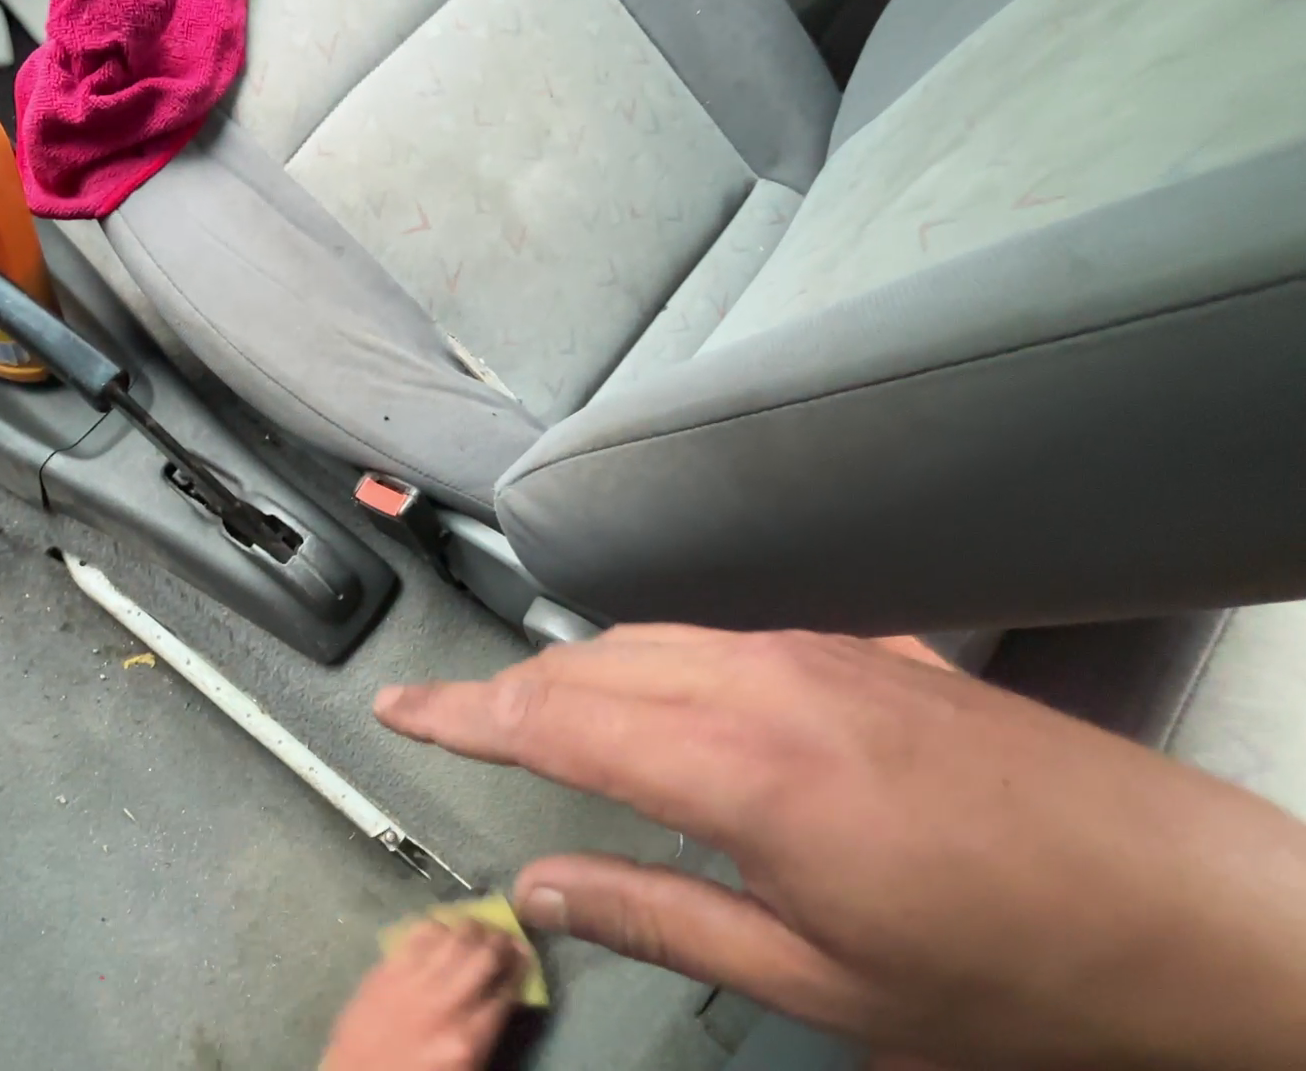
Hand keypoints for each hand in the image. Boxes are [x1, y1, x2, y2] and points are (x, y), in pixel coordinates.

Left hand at [322, 921, 522, 1070]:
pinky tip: (444, 928)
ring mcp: (414, 982)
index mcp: (467, 1040)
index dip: (520, 969)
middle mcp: (445, 1005)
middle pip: (484, 957)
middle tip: (506, 937)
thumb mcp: (463, 1068)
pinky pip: (419, 932)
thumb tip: (501, 995)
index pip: (506, 993)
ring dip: (474, 927)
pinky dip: (437, 925)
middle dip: (501, 942)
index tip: (525, 955)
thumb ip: (483, 1032)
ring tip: (480, 926)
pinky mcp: (387, 968)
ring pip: (455, 937)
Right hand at [375, 626, 1305, 1069]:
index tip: (401, 705)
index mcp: (741, 766)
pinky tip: (650, 698)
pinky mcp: (856, 647)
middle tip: (455, 723)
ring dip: (571, 673)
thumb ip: (655, 915)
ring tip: (534, 715)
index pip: (551, 718)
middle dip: (504, 692)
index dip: (460, 713)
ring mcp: (815, 650)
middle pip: (584, 662)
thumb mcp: (816, 979)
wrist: (1215, 917)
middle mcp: (763, 679)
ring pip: (641, 637)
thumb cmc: (1013, 975)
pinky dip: (644, 661)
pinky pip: (709, 636)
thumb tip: (542, 888)